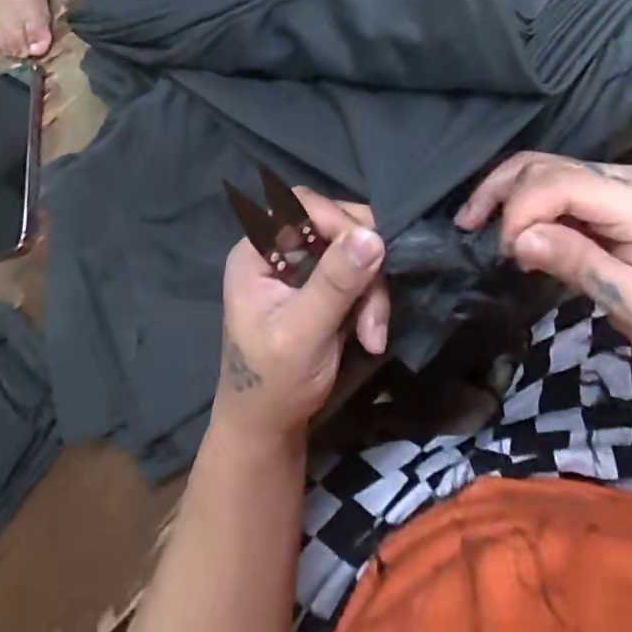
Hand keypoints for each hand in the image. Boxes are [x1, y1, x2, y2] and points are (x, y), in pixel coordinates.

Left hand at [212, 188, 390, 441]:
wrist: (269, 425)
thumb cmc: (273, 382)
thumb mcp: (304, 334)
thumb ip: (335, 284)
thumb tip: (372, 235)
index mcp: (256, 253)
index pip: (298, 206)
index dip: (337, 219)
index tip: (371, 251)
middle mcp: (276, 251)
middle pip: (331, 224)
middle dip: (362, 264)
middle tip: (375, 308)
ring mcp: (300, 268)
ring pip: (352, 250)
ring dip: (371, 290)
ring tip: (373, 335)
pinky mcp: (321, 287)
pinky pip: (358, 274)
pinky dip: (371, 302)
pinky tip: (370, 336)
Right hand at [456, 151, 631, 360]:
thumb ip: (583, 267)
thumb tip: (521, 240)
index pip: (563, 184)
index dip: (521, 211)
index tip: (508, 253)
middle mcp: (630, 177)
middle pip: (545, 166)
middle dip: (503, 197)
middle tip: (479, 236)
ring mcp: (617, 176)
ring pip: (540, 164)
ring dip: (501, 189)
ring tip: (473, 220)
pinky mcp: (604, 185)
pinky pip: (549, 177)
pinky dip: (517, 194)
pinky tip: (501, 219)